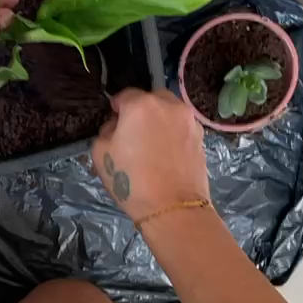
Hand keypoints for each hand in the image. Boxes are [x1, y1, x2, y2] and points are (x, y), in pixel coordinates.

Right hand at [91, 88, 209, 216]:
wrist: (172, 207)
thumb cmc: (131, 180)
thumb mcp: (100, 154)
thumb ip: (106, 131)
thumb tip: (117, 127)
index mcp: (140, 105)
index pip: (124, 95)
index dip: (116, 108)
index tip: (114, 123)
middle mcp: (168, 105)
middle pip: (151, 98)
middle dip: (141, 110)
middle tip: (134, 133)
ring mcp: (189, 120)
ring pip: (169, 112)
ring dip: (160, 121)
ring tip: (153, 145)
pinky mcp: (201, 137)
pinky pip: (181, 127)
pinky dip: (173, 134)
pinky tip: (167, 154)